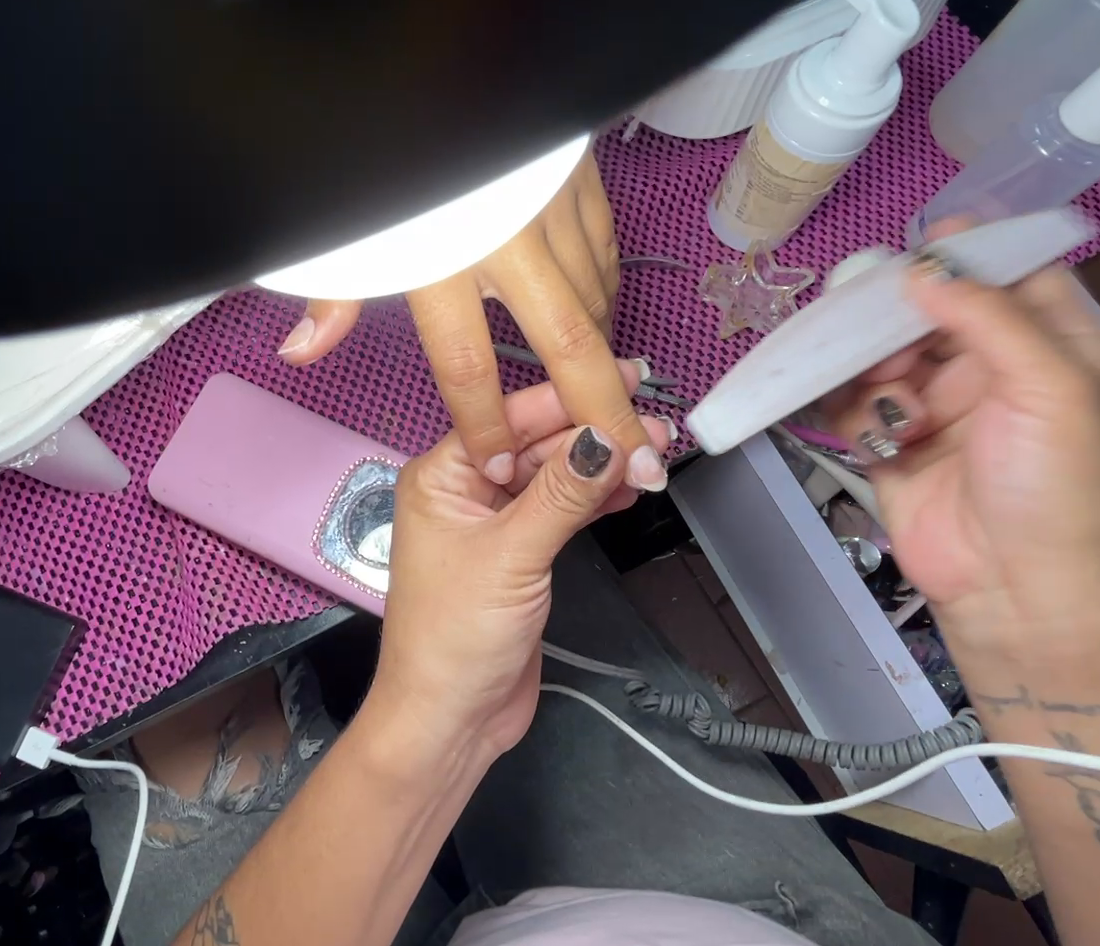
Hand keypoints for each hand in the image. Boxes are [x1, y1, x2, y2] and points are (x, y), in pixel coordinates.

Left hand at [278, 148, 664, 491]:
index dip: (484, 425)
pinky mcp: (580, 185)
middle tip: (635, 469)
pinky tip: (599, 326)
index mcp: (442, 257)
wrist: (438, 66)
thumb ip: (336, 293)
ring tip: (612, 405)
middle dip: (603, 413)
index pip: (466, 364)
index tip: (498, 467)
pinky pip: (604, 257)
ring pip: (594, 303)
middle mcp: (507, 239)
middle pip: (567, 344)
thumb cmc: (398, 162)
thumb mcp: (360, 226)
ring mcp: (552, 209)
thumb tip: (302, 351)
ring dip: (602, 358)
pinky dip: (605, 299)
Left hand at [372, 368, 670, 761]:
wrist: (451, 718)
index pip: (509, 419)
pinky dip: (594, 498)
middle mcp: (464, 487)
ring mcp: (493, 519)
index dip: (568, 399)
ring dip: (601, 466)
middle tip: (656, 428)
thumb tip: (609, 437)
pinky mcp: (519, 549)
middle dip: (593, 435)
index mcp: (442, 473)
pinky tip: (631, 487)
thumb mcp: (512, 556)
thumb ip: (562, 495)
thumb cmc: (457, 635)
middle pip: (535, 444)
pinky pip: (560, 508)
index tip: (625, 380)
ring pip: (553, 476)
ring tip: (656, 454)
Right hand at [820, 248, 1099, 659]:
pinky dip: (853, 409)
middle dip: (900, 316)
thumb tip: (922, 268)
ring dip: (874, 368)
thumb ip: (987, 319)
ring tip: (889, 402)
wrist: (1005, 585)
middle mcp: (989, 370)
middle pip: (931, 311)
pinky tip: (873, 435)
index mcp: (1051, 350)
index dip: (976, 253)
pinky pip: (852, 400)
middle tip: (871, 319)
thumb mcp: (1046, 391)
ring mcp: (934, 405)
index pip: (1016, 278)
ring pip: (882, 353)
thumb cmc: (1050, 486)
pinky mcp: (887, 438)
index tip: (927, 239)